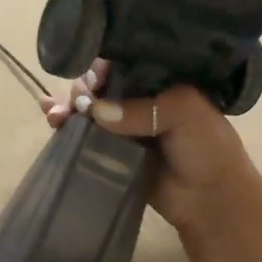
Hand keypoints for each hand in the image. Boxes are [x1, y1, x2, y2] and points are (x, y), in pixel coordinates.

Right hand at [40, 60, 257, 233]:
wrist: (211, 199)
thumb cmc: (207, 146)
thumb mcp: (183, 112)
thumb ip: (140, 109)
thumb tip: (95, 110)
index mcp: (160, 80)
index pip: (124, 62)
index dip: (104, 65)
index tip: (94, 77)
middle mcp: (139, 98)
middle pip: (101, 84)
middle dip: (82, 87)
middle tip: (78, 100)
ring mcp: (123, 125)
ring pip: (88, 107)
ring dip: (69, 104)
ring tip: (57, 113)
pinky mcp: (110, 150)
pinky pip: (84, 134)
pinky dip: (66, 124)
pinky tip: (50, 117)